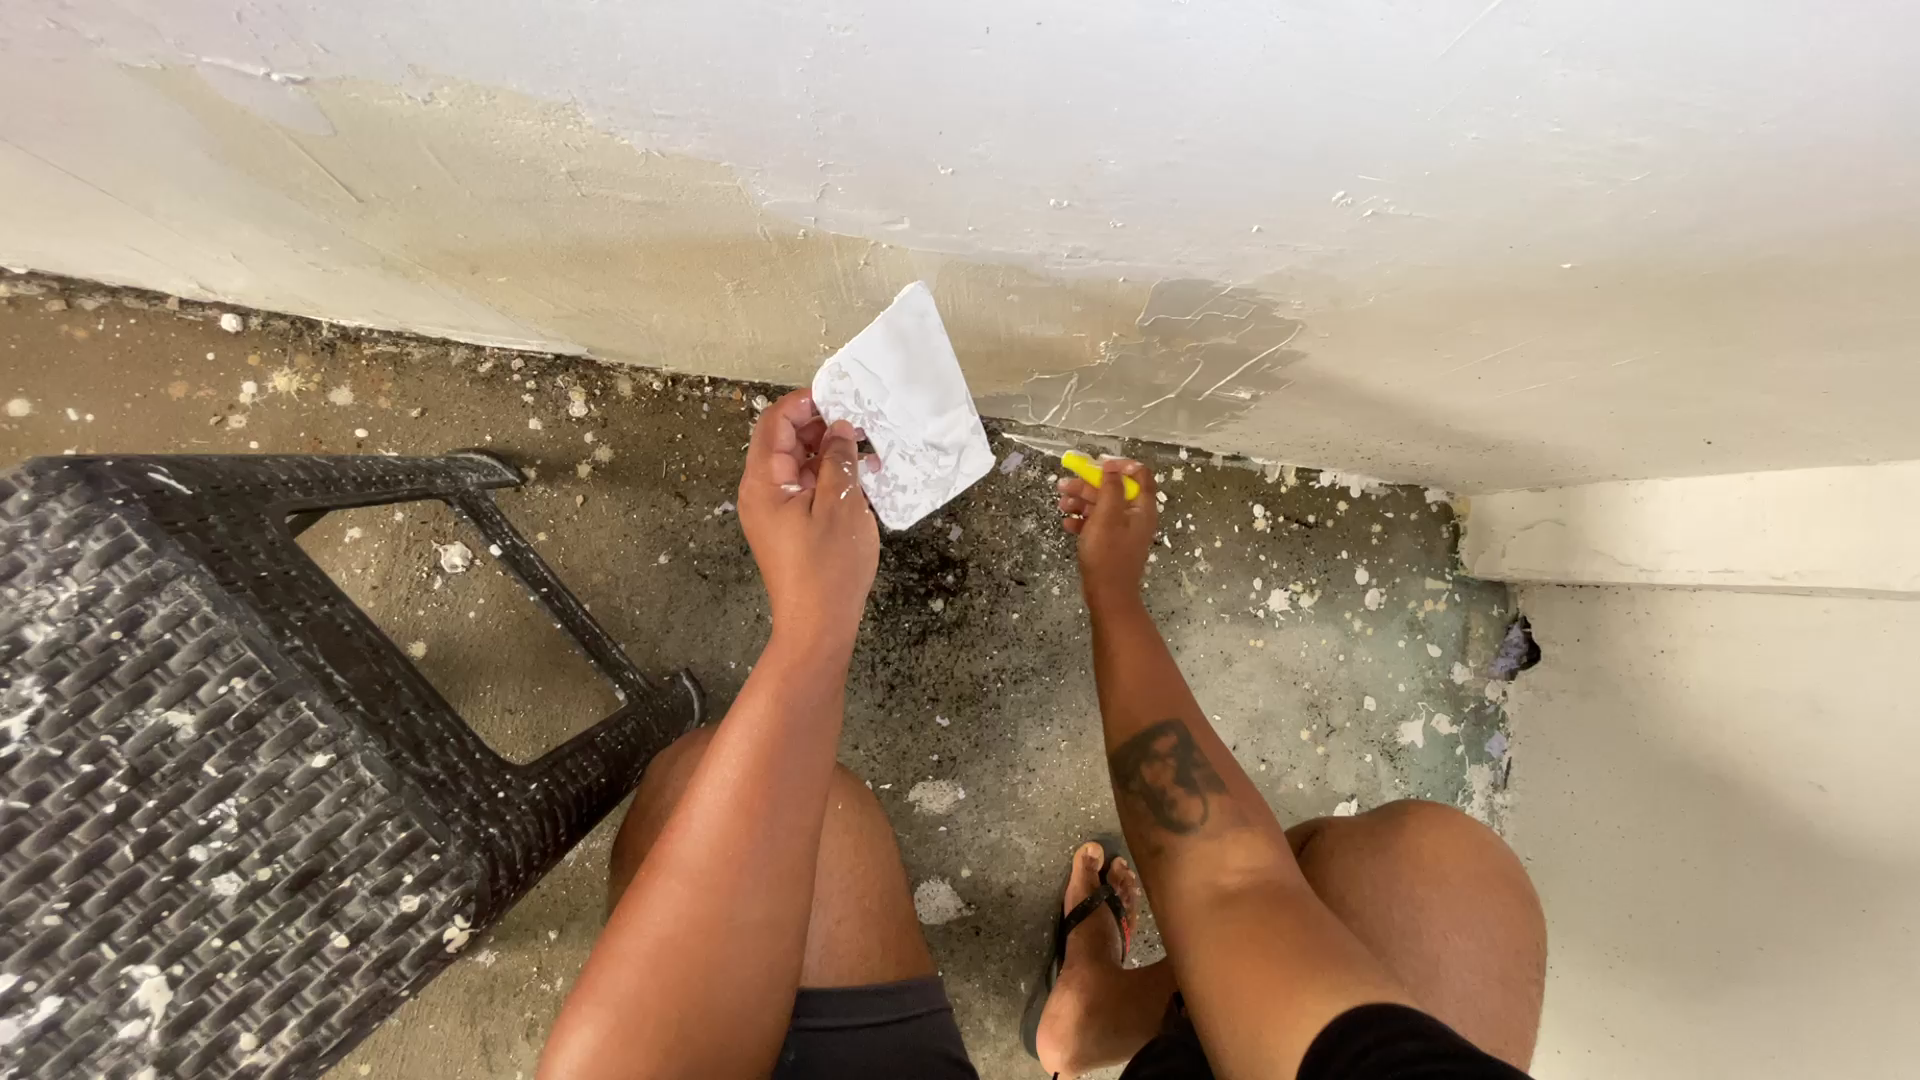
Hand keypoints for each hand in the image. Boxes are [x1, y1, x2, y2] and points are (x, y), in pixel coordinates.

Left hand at [737, 389, 879, 654]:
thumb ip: (837, 459)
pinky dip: (828, 477)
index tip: (840, 396)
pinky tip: (860, 478)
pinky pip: (805, 488)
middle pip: (784, 441)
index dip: (804, 403)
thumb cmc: (828, 567)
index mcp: (763, 481)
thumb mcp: (840, 505)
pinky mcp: (789, 527)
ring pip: (797, 465)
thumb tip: (838, 429)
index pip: (773, 422)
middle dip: (820, 426)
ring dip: (828, 452)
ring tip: (866, 448)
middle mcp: (761, 492)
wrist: (817, 626)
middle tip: (860, 422)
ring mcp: (774, 511)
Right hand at [1056, 457, 1156, 609]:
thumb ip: (1111, 488)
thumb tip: (1112, 468)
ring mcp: (1122, 531)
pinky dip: (1082, 521)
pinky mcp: (1110, 543)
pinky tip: (1067, 524)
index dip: (1120, 466)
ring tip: (1061, 504)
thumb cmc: (1108, 554)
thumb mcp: (1107, 517)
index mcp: (1142, 508)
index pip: (1139, 475)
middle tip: (1064, 484)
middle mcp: (1135, 516)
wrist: (1107, 595)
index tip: (1098, 465)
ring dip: (1081, 502)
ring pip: (1102, 507)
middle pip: (1113, 490)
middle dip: (1088, 485)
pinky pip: (1097, 524)